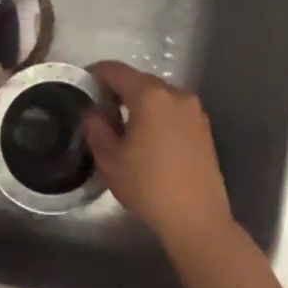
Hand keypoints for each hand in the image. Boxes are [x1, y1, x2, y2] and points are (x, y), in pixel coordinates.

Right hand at [83, 61, 232, 244]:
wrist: (196, 217)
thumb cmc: (147, 185)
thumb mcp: (109, 159)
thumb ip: (96, 128)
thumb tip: (94, 112)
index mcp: (150, 96)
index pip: (116, 70)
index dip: (96, 73)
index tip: (83, 85)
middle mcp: (176, 94)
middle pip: (140, 81)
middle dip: (119, 90)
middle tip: (101, 110)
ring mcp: (194, 111)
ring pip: (159, 96)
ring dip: (140, 103)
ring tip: (124, 127)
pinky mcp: (204, 128)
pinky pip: (173, 111)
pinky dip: (158, 116)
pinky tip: (149, 139)